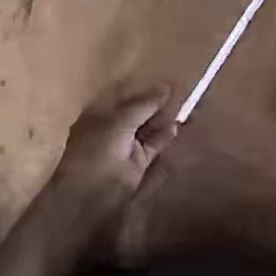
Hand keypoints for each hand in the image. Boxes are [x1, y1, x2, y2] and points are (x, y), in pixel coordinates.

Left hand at [47, 87, 177, 219]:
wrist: (90, 195)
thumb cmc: (98, 150)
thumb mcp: (120, 121)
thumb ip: (144, 104)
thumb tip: (166, 86)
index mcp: (99, 113)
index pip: (123, 95)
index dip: (143, 88)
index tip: (165, 80)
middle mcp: (111, 127)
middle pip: (138, 111)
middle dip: (156, 103)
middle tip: (180, 91)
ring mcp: (124, 145)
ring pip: (148, 128)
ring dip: (163, 118)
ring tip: (185, 106)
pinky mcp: (137, 162)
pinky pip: (153, 145)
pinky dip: (164, 137)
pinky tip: (176, 127)